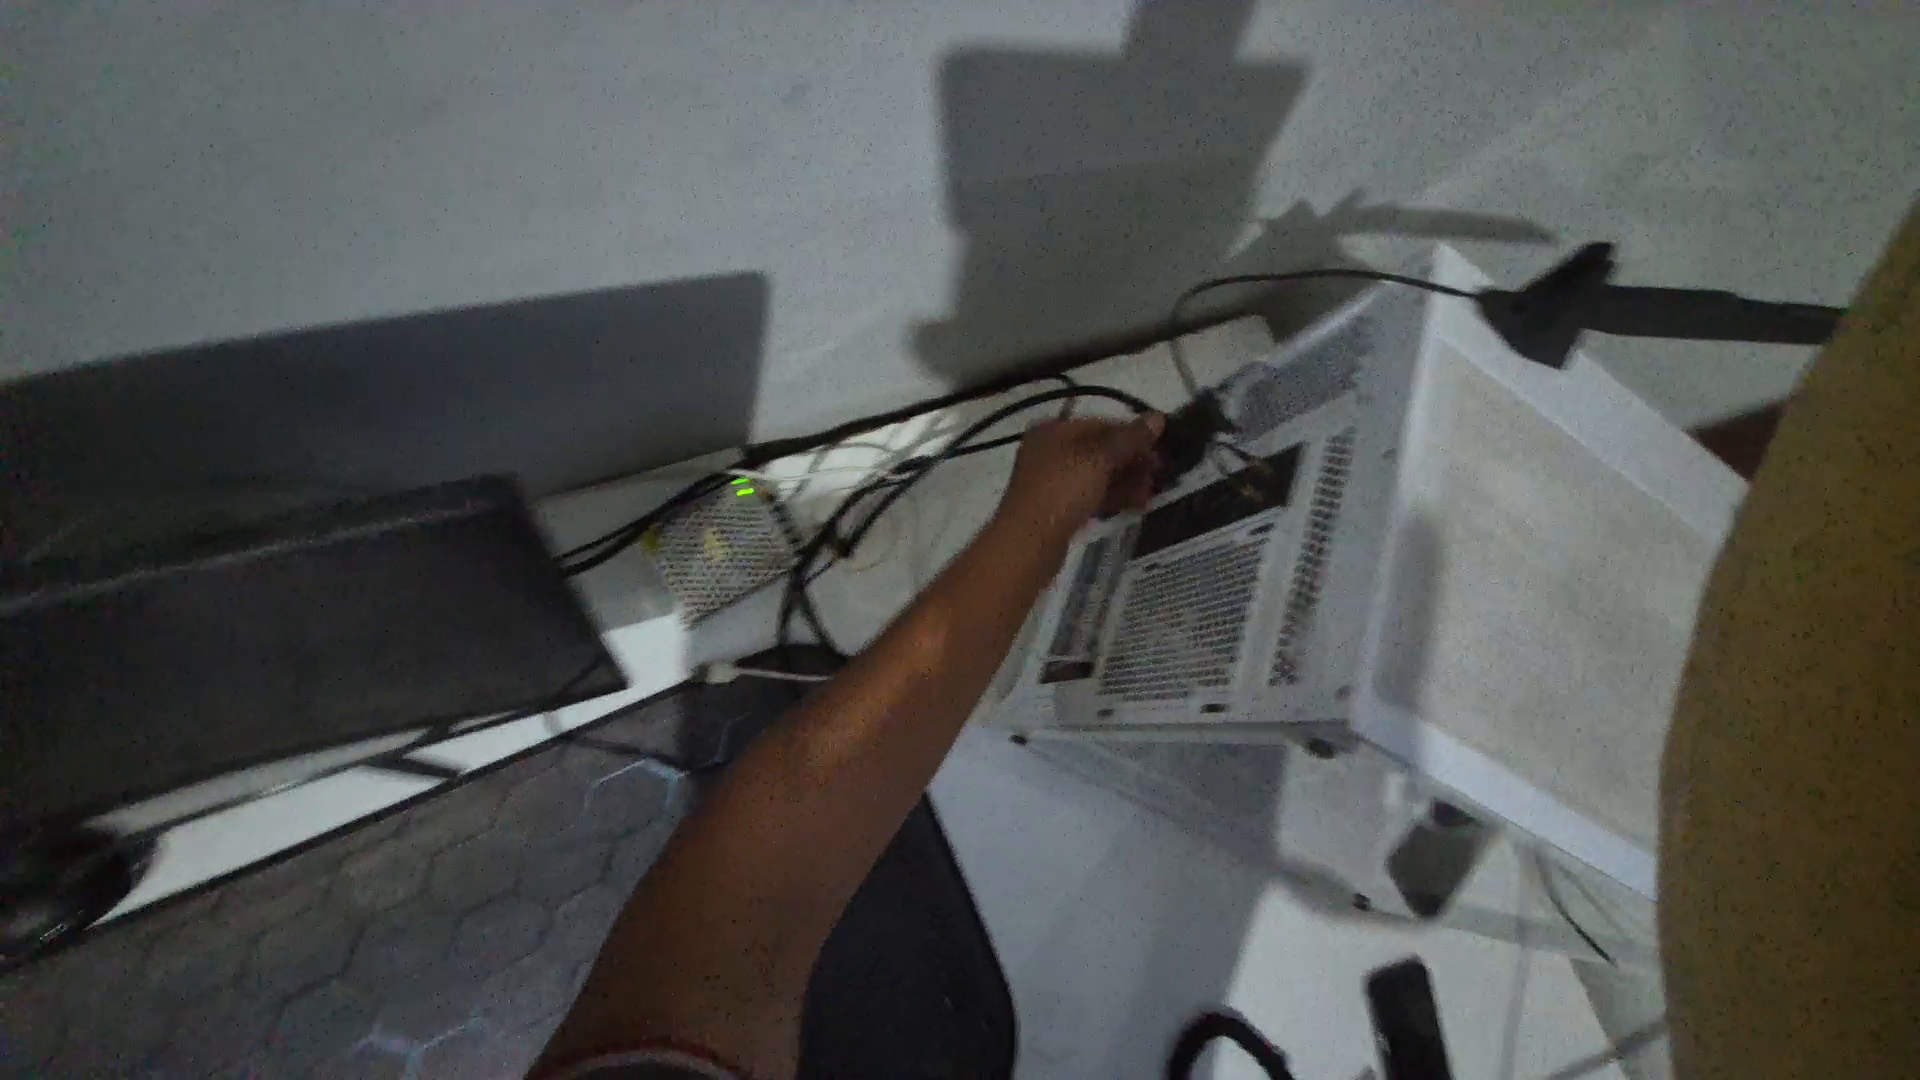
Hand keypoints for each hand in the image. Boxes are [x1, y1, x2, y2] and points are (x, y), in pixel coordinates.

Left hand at [994, 412, 1164, 548]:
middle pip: (1098, 450)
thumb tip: (1158, 416)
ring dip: (1125, 482)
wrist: (1027, 542)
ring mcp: (1050, 482)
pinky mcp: (1055, 508)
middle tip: (1159, 475)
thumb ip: (1130, 439)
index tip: (1160, 449)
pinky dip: (1111, 498)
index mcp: (1052, 431)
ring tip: (1150, 494)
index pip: (1100, 424)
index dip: (1132, 435)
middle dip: (1131, 461)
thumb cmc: (1061, 491)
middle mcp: (1048, 451)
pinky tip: (1134, 506)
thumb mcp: (1100, 460)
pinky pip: (1089, 496)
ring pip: (1095, 475)